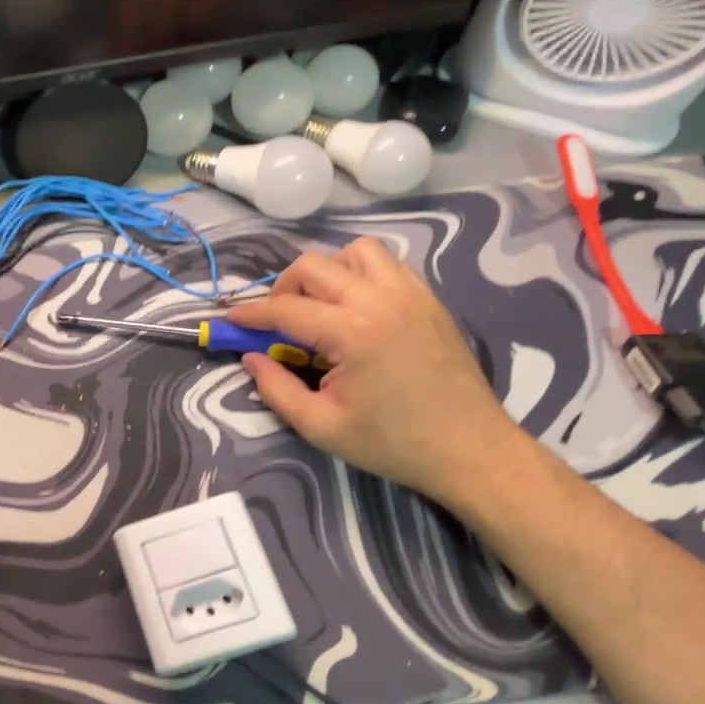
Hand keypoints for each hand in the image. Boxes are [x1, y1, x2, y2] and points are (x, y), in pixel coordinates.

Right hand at [227, 238, 523, 506]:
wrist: (472, 452)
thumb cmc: (394, 443)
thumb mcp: (322, 427)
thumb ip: (277, 390)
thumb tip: (250, 357)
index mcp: (352, 332)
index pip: (286, 308)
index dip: (252, 313)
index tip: (231, 318)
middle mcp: (379, 300)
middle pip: (314, 266)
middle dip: (285, 287)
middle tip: (278, 319)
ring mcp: (410, 294)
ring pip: (354, 251)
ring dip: (328, 271)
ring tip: (322, 304)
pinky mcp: (429, 299)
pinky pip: (387, 263)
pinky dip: (362, 272)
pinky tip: (357, 304)